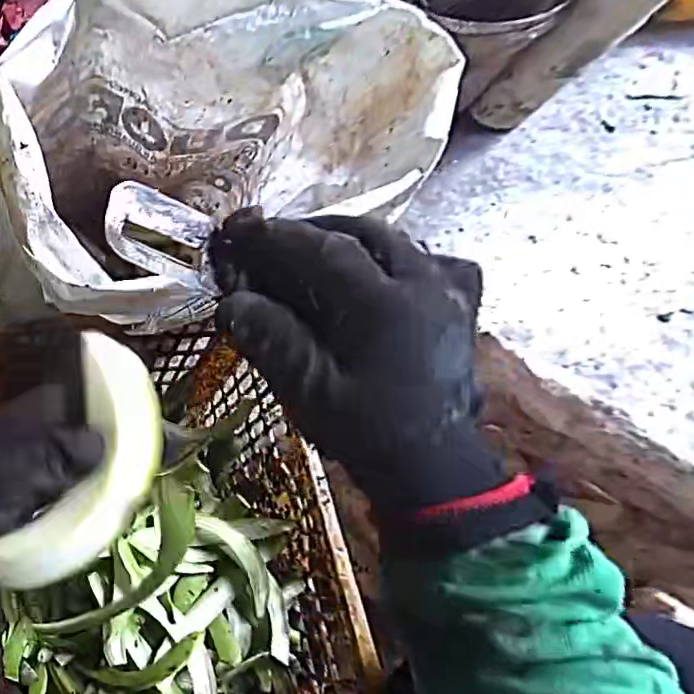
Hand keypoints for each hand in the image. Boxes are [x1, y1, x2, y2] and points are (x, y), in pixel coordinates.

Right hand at [211, 212, 548, 550]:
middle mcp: (422, 283)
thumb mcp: (306, 389)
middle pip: (357, 233)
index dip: (273, 236)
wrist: (430, 463)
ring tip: (303, 250)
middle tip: (263, 240)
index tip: (236, 230)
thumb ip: (271, 339)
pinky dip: (381, 256)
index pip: (320, 250)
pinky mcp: (460, 303)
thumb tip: (233, 302)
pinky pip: (419, 260)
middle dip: (305, 230)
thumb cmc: (365, 428)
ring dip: (341, 238)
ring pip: (391, 240)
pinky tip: (364, 273)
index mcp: (382, 305)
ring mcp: (448, 290)